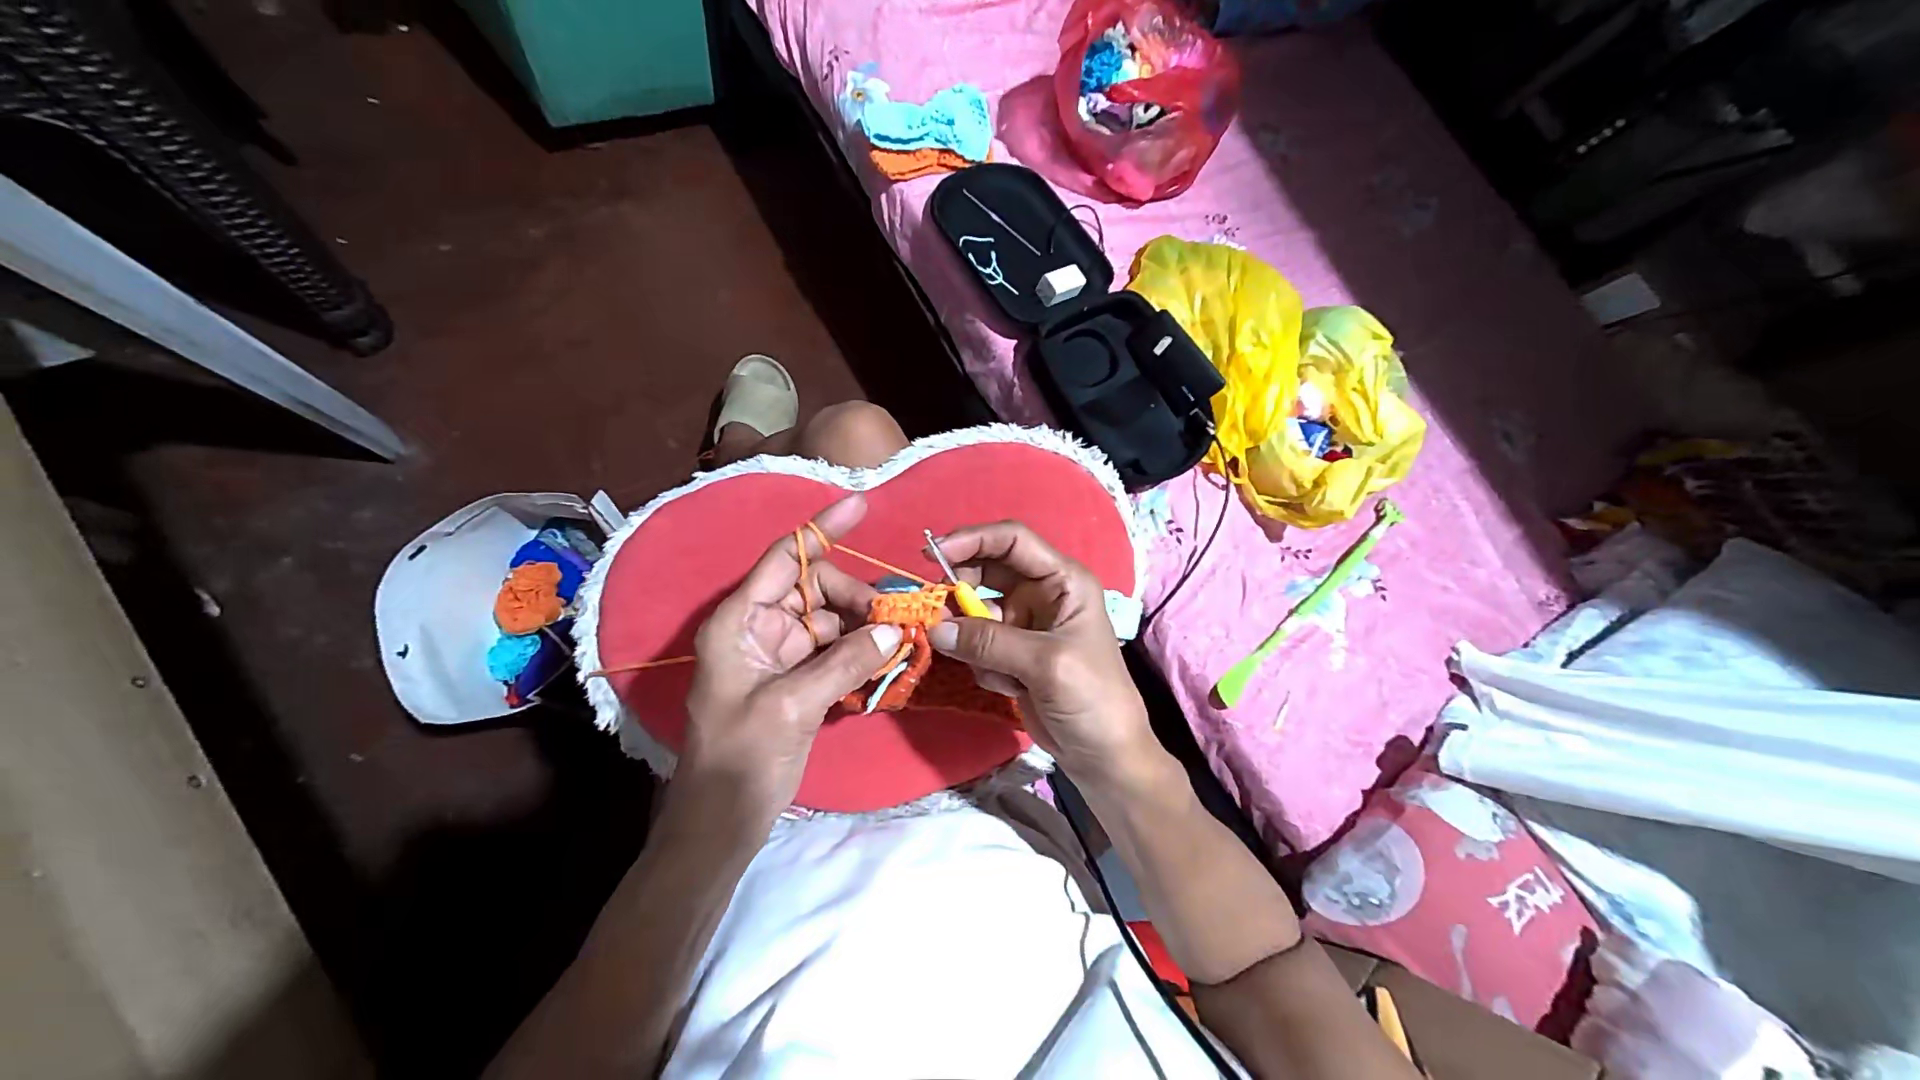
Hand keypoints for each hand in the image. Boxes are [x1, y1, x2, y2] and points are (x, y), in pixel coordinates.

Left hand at [681, 494, 900, 819]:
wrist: (723, 823)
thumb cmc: (740, 760)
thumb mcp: (791, 707)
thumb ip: (843, 662)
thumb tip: (891, 629)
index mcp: (740, 621)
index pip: (783, 557)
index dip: (822, 529)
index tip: (861, 503)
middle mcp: (760, 628)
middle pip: (816, 589)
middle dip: (855, 597)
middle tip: (893, 620)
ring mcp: (781, 655)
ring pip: (831, 620)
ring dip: (864, 627)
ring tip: (899, 642)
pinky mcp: (799, 680)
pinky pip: (837, 651)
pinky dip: (861, 652)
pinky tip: (887, 661)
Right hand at [925, 521, 1158, 786]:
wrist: (1104, 756)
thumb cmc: (1092, 698)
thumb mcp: (1045, 664)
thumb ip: (990, 642)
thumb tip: (936, 629)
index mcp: (1063, 580)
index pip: (1012, 540)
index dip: (973, 539)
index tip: (933, 553)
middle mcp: (1042, 594)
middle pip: (987, 571)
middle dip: (961, 591)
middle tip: (938, 613)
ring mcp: (1025, 624)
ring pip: (976, 611)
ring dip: (974, 639)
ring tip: (999, 673)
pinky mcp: (1012, 653)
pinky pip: (977, 644)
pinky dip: (982, 663)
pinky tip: (1010, 688)